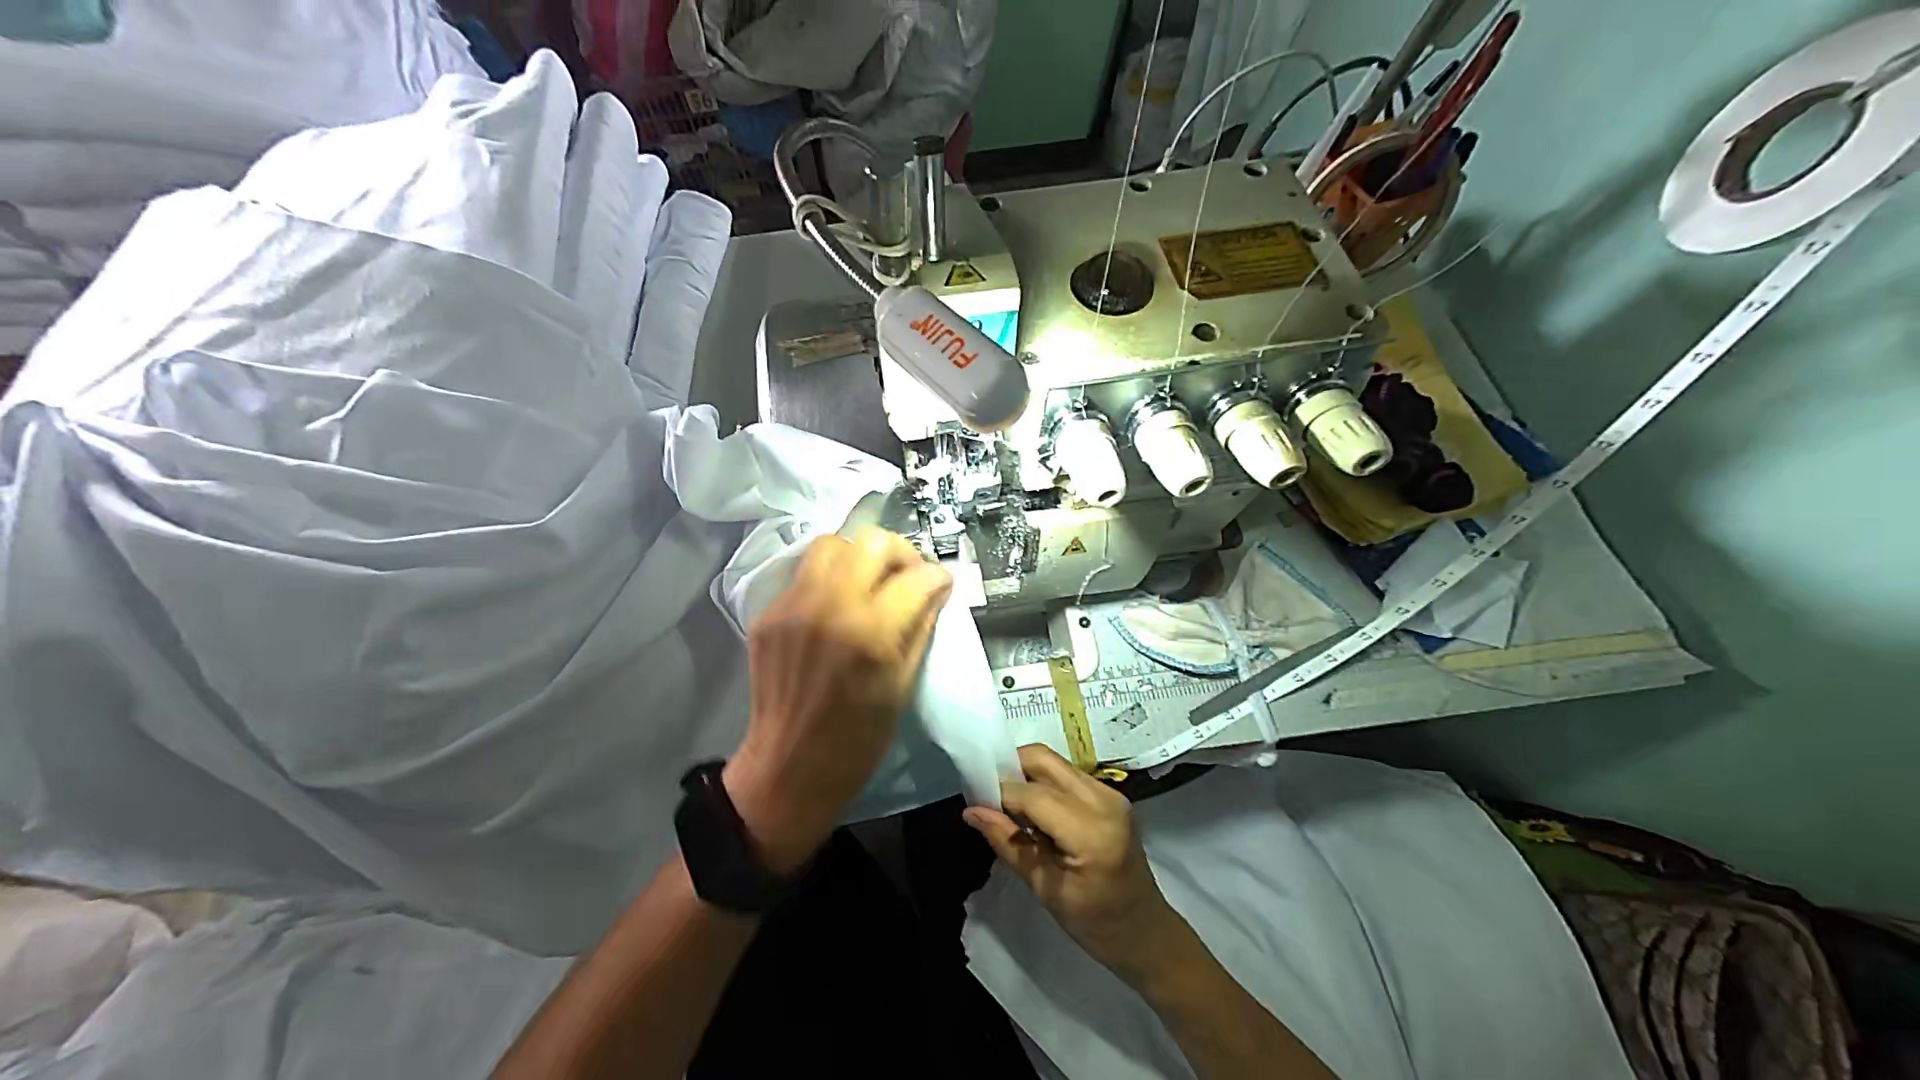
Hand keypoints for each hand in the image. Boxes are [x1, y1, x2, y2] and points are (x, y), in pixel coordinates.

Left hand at [724, 527, 951, 874]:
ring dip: (859, 556)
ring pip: (832, 544)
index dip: (938, 577)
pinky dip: (828, 579)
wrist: (788, 769)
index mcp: (870, 635)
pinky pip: (804, 574)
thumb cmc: (856, 742)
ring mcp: (792, 607)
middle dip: (901, 553)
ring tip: (869, 582)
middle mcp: (829, 609)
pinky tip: (837, 605)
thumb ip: (920, 630)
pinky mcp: (768, 614)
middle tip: (907, 576)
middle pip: (872, 542)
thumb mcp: (903, 688)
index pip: (917, 578)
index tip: (942, 584)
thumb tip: (934, 593)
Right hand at [963, 744, 1180, 980]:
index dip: (999, 795)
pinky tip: (1037, 813)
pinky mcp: (1111, 794)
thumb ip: (1007, 843)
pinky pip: (1067, 774)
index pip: (1032, 795)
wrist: (1144, 931)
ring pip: (1055, 763)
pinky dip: (1044, 783)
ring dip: (1028, 776)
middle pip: (1044, 760)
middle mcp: (1103, 801)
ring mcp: (1110, 793)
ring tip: (1014, 809)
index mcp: (1091, 831)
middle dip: (1011, 770)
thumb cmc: (1095, 923)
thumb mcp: (1044, 888)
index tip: (977, 805)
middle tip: (992, 799)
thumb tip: (972, 811)